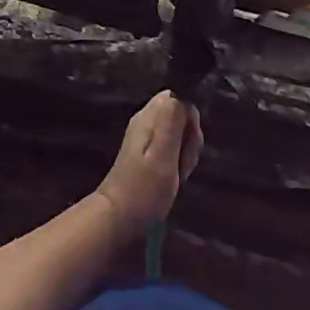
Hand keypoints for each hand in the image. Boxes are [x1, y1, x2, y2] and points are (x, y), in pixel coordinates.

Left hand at [94, 91, 203, 236]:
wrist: (119, 217)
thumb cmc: (143, 189)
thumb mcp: (163, 156)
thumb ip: (172, 124)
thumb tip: (183, 93)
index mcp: (148, 118)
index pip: (178, 97)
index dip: (190, 117)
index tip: (189, 142)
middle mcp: (146, 121)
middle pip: (180, 114)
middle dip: (190, 138)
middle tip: (183, 163)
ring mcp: (146, 136)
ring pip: (179, 132)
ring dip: (186, 152)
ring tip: (178, 174)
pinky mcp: (148, 152)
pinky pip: (172, 146)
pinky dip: (178, 161)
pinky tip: (175, 177)